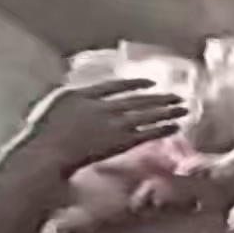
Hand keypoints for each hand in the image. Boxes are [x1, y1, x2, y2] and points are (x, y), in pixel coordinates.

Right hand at [13, 79, 189, 175]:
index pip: (114, 85)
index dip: (135, 83)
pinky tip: (176, 126)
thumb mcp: (58, 105)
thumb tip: (100, 95)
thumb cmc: (48, 131)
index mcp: (79, 95)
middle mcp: (100, 107)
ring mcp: (113, 124)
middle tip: (179, 97)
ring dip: (169, 112)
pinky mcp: (123, 140)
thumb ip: (82, 100)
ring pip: (148, 115)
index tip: (151, 82)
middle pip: (137, 100)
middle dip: (161, 98)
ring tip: (185, 109)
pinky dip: (164, 129)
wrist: (49, 150)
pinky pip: (149, 132)